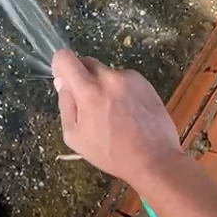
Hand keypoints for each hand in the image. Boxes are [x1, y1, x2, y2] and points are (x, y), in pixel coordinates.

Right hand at [52, 50, 184, 185]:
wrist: (155, 159)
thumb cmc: (111, 153)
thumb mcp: (75, 136)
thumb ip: (65, 105)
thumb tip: (63, 83)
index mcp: (89, 91)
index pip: (65, 57)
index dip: (60, 66)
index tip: (65, 81)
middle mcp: (109, 77)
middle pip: (85, 62)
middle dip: (83, 78)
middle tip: (90, 104)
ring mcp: (129, 78)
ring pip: (106, 73)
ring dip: (103, 86)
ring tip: (114, 113)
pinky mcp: (145, 82)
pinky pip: (123, 79)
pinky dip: (120, 90)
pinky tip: (128, 112)